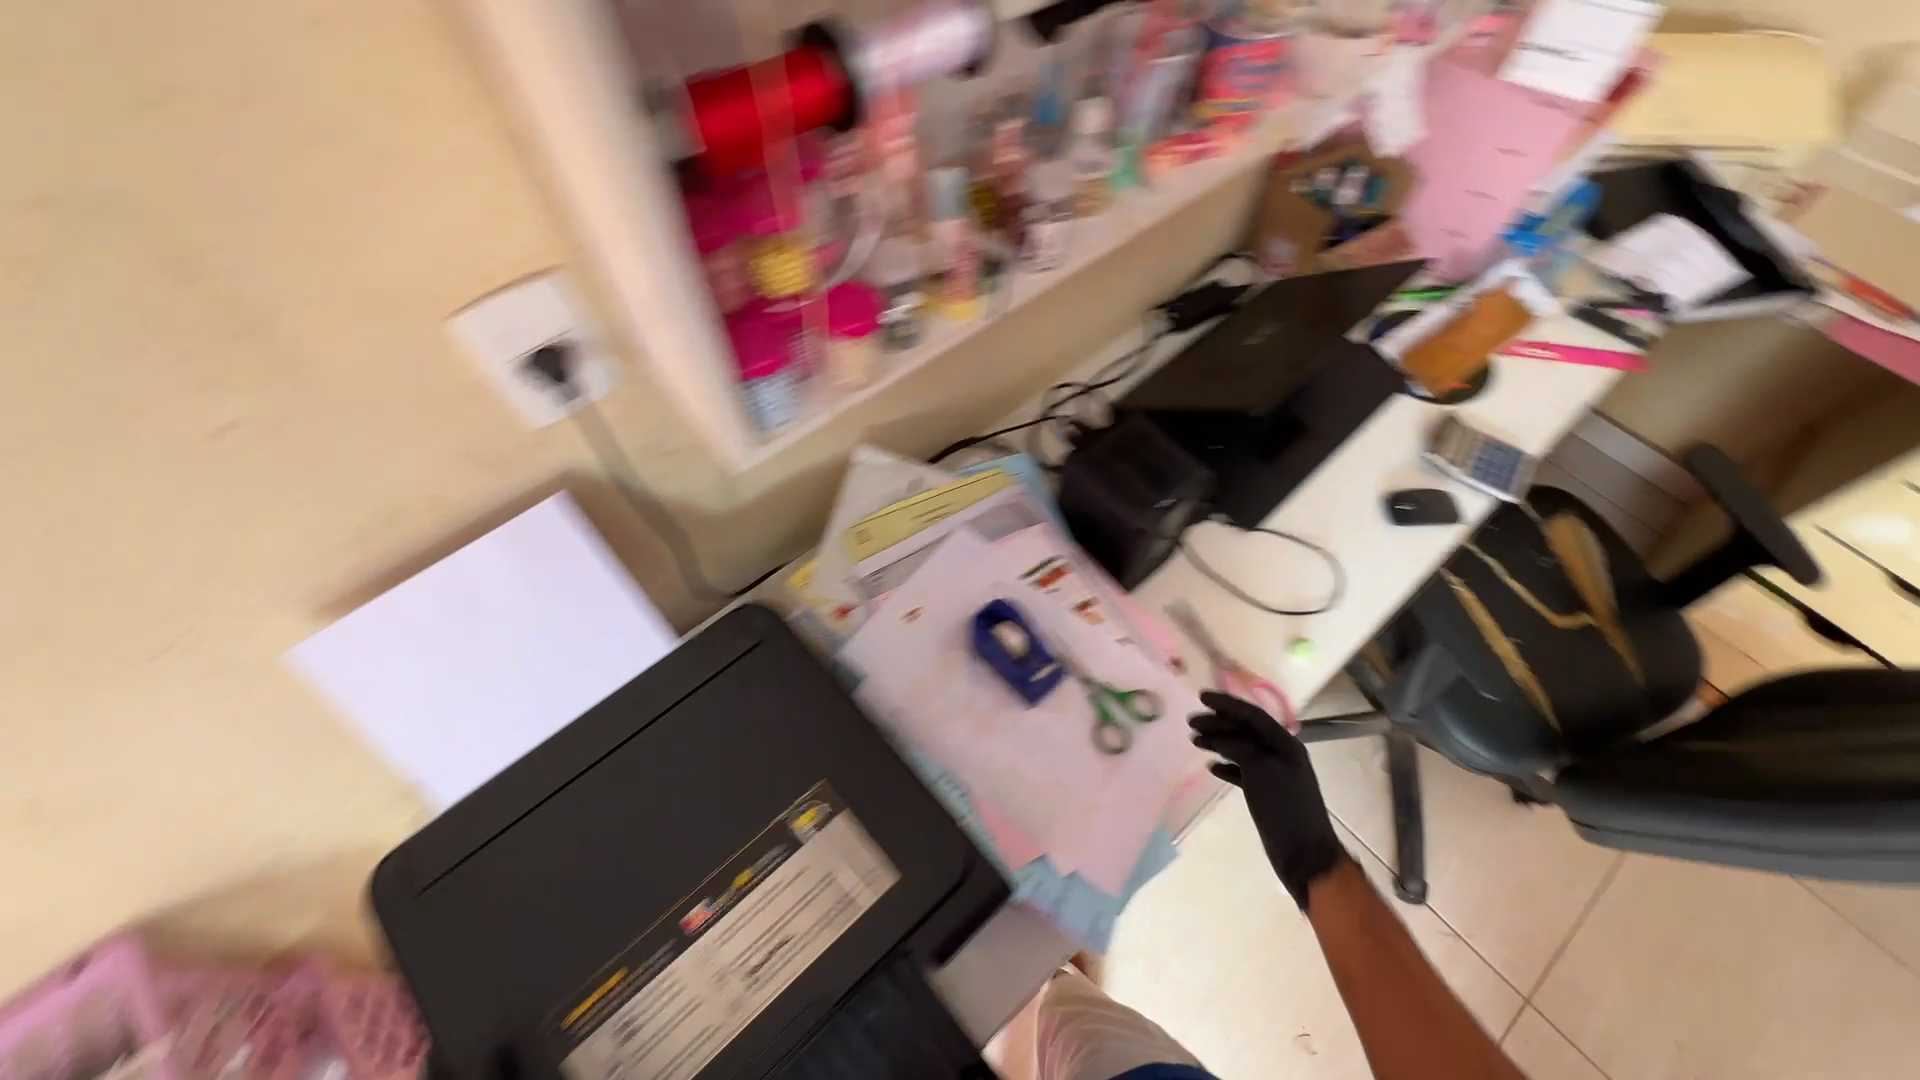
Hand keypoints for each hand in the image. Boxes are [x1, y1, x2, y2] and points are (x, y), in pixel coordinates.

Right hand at [1189, 691, 1347, 910]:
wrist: (1303, 852)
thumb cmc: (1283, 806)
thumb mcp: (1259, 769)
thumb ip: (1238, 747)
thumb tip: (1218, 736)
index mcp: (1284, 743)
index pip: (1252, 715)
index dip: (1227, 704)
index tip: (1201, 697)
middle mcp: (1280, 753)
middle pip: (1245, 730)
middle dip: (1218, 723)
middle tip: (1191, 721)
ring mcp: (1273, 773)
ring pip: (1242, 749)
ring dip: (1218, 742)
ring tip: (1194, 740)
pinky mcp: (1266, 792)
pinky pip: (1242, 771)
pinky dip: (1226, 766)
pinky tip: (1211, 766)